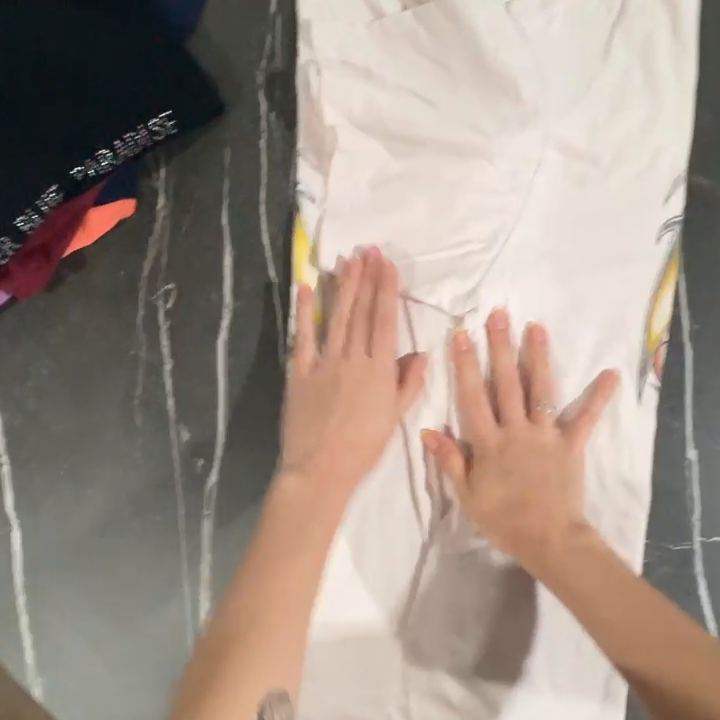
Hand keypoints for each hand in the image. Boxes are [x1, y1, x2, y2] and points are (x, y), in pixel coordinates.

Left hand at [279, 248, 428, 503]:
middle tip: (368, 250)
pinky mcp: (299, 373)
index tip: (387, 264)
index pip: (385, 321)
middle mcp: (353, 360)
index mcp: (379, 371)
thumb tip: (420, 354)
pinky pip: (303, 338)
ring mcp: (324, 364)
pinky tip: (307, 288)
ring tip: (347, 260)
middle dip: (366, 279)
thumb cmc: (363, 449)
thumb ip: (407, 384)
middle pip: (361, 313)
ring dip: (343, 287)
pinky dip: (305, 312)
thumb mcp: (394, 419)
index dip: (387, 290)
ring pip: (337, 318)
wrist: (321, 469)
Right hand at [422, 309, 619, 565]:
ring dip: (538, 357)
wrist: (547, 539)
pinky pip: (586, 418)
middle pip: (506, 383)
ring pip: (541, 390)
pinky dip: (599, 397)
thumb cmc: (503, 521)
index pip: (472, 397)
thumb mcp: (467, 496)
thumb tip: (428, 430)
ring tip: (536, 326)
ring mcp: (546, 436)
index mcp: (488, 443)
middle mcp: (516, 431)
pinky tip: (612, 374)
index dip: (465, 365)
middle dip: (501, 347)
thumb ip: (449, 461)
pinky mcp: (572, 445)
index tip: (462, 335)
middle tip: (498, 314)